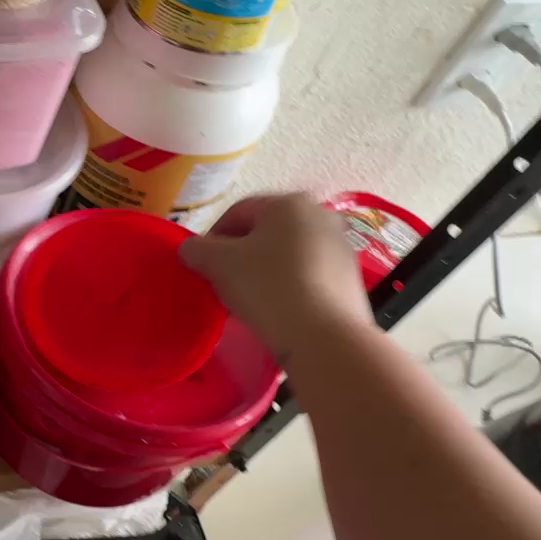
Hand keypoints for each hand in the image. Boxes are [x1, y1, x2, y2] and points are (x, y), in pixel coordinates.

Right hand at [180, 194, 373, 360]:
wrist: (322, 335)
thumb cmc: (266, 287)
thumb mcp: (218, 264)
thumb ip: (196, 249)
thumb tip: (190, 248)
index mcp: (288, 203)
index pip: (237, 212)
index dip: (212, 237)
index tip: (201, 264)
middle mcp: (320, 215)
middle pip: (264, 232)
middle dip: (239, 254)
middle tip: (222, 281)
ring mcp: (340, 246)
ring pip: (286, 254)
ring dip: (263, 270)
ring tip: (247, 298)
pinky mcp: (350, 277)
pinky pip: (307, 274)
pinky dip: (287, 285)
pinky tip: (275, 308)